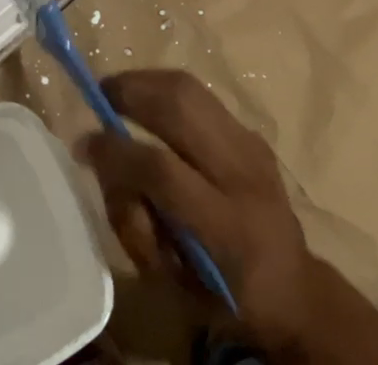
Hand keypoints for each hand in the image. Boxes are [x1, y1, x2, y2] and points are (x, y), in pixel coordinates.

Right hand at [77, 70, 314, 346]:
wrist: (294, 291)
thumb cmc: (221, 295)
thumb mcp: (168, 277)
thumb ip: (132, 218)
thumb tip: (97, 157)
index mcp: (227, 227)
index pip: (161, 171)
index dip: (115, 152)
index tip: (84, 145)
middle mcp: (244, 177)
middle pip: (181, 109)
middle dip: (130, 93)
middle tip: (98, 97)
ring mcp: (253, 148)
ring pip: (190, 89)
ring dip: (145, 83)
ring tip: (117, 93)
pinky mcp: (253, 135)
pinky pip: (200, 96)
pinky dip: (164, 91)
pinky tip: (147, 105)